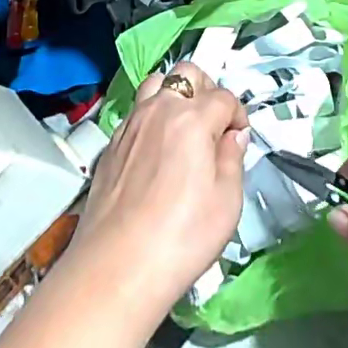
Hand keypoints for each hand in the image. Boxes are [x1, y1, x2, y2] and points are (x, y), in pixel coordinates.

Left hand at [72, 61, 248, 313]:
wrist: (113, 273)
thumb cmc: (181, 237)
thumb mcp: (227, 200)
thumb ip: (233, 158)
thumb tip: (232, 137)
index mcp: (193, 119)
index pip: (225, 97)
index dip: (238, 116)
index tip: (239, 139)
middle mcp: (159, 112)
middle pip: (187, 74)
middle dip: (207, 90)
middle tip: (213, 124)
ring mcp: (129, 127)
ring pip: (155, 86)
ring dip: (175, 97)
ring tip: (183, 129)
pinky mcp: (108, 148)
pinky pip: (135, 114)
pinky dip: (151, 119)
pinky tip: (156, 152)